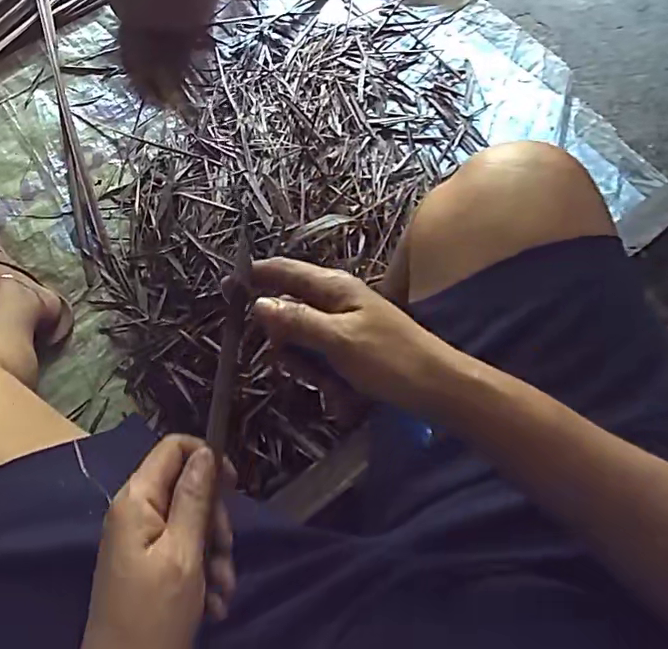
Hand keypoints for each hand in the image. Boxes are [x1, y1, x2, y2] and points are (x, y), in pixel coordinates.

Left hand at [82, 435, 235, 648]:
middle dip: (214, 518)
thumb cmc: (153, 618)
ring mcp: (139, 539)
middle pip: (186, 486)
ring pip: (190, 522)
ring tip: (223, 590)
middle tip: (226, 551)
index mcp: (137, 499)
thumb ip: (195, 498)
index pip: (173, 447)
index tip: (233, 485)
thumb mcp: (183, 555)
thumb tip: (206, 453)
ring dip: (214, 552)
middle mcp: (135, 511)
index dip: (206, 456)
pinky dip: (202, 571)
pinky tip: (214, 604)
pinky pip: (182, 550)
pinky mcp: (146, 566)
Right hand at [249, 257, 463, 415]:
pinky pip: (324, 359)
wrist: (439, 388)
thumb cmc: (390, 358)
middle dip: (288, 343)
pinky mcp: (353, 347)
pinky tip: (345, 396)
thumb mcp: (338, 341)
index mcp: (333, 287)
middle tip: (297, 366)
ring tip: (333, 386)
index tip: (227, 286)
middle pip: (290, 312)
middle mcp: (337, 299)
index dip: (256, 275)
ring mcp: (346, 324)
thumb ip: (297, 322)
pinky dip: (328, 378)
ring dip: (310, 367)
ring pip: (305, 341)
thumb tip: (258, 303)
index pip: (286, 271)